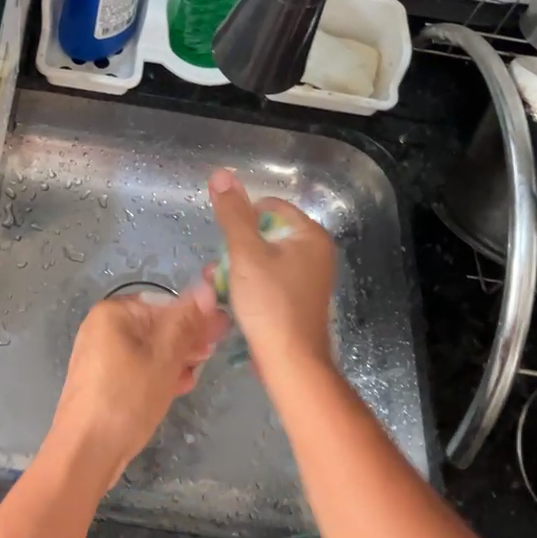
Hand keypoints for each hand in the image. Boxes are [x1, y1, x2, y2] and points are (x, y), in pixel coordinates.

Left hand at [44, 282, 228, 485]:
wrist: (85, 453)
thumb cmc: (127, 398)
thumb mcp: (164, 358)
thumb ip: (187, 322)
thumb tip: (208, 288)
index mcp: (114, 312)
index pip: (165, 303)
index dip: (194, 320)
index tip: (217, 338)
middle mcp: (103, 326)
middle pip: (156, 325)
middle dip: (185, 341)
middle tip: (207, 360)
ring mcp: (100, 354)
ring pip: (148, 349)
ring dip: (174, 361)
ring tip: (191, 378)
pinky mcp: (102, 379)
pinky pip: (136, 367)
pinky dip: (156, 375)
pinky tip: (175, 389)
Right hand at [206, 168, 336, 372]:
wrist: (291, 363)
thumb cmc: (271, 303)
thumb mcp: (246, 254)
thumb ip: (233, 214)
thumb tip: (222, 174)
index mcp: (311, 235)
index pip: (270, 206)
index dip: (243, 220)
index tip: (229, 244)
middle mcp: (316, 252)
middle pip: (265, 232)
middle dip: (237, 247)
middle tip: (221, 268)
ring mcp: (309, 277)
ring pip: (263, 257)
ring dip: (237, 267)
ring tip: (221, 285)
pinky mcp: (299, 298)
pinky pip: (269, 278)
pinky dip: (250, 284)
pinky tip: (233, 298)